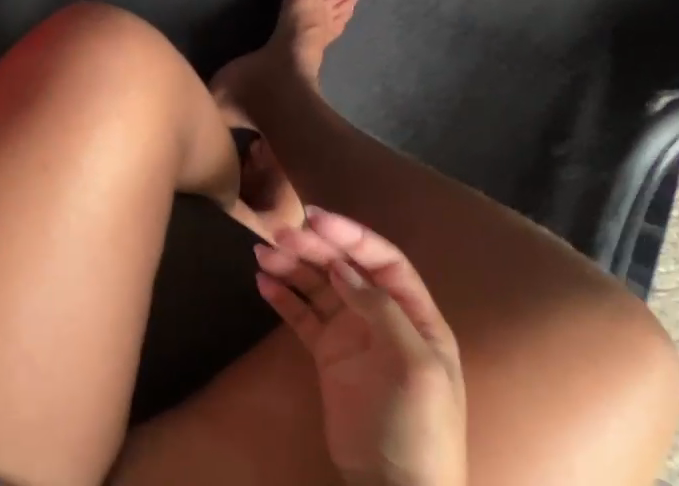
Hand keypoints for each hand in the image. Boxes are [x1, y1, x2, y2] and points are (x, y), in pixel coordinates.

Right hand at [255, 209, 466, 485]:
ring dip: (291, 267)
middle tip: (275, 236)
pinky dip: (282, 296)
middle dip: (312, 248)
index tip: (312, 219)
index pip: (384, 262)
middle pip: (344, 269)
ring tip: (261, 255)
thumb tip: (340, 268)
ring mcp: (353, 337)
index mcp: (417, 319)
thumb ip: (381, 311)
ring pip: (317, 287)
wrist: (394, 484)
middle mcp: (384, 319)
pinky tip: (262, 282)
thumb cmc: (417, 425)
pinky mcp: (327, 355)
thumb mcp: (414, 367)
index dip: (351, 236)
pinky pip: (301, 315)